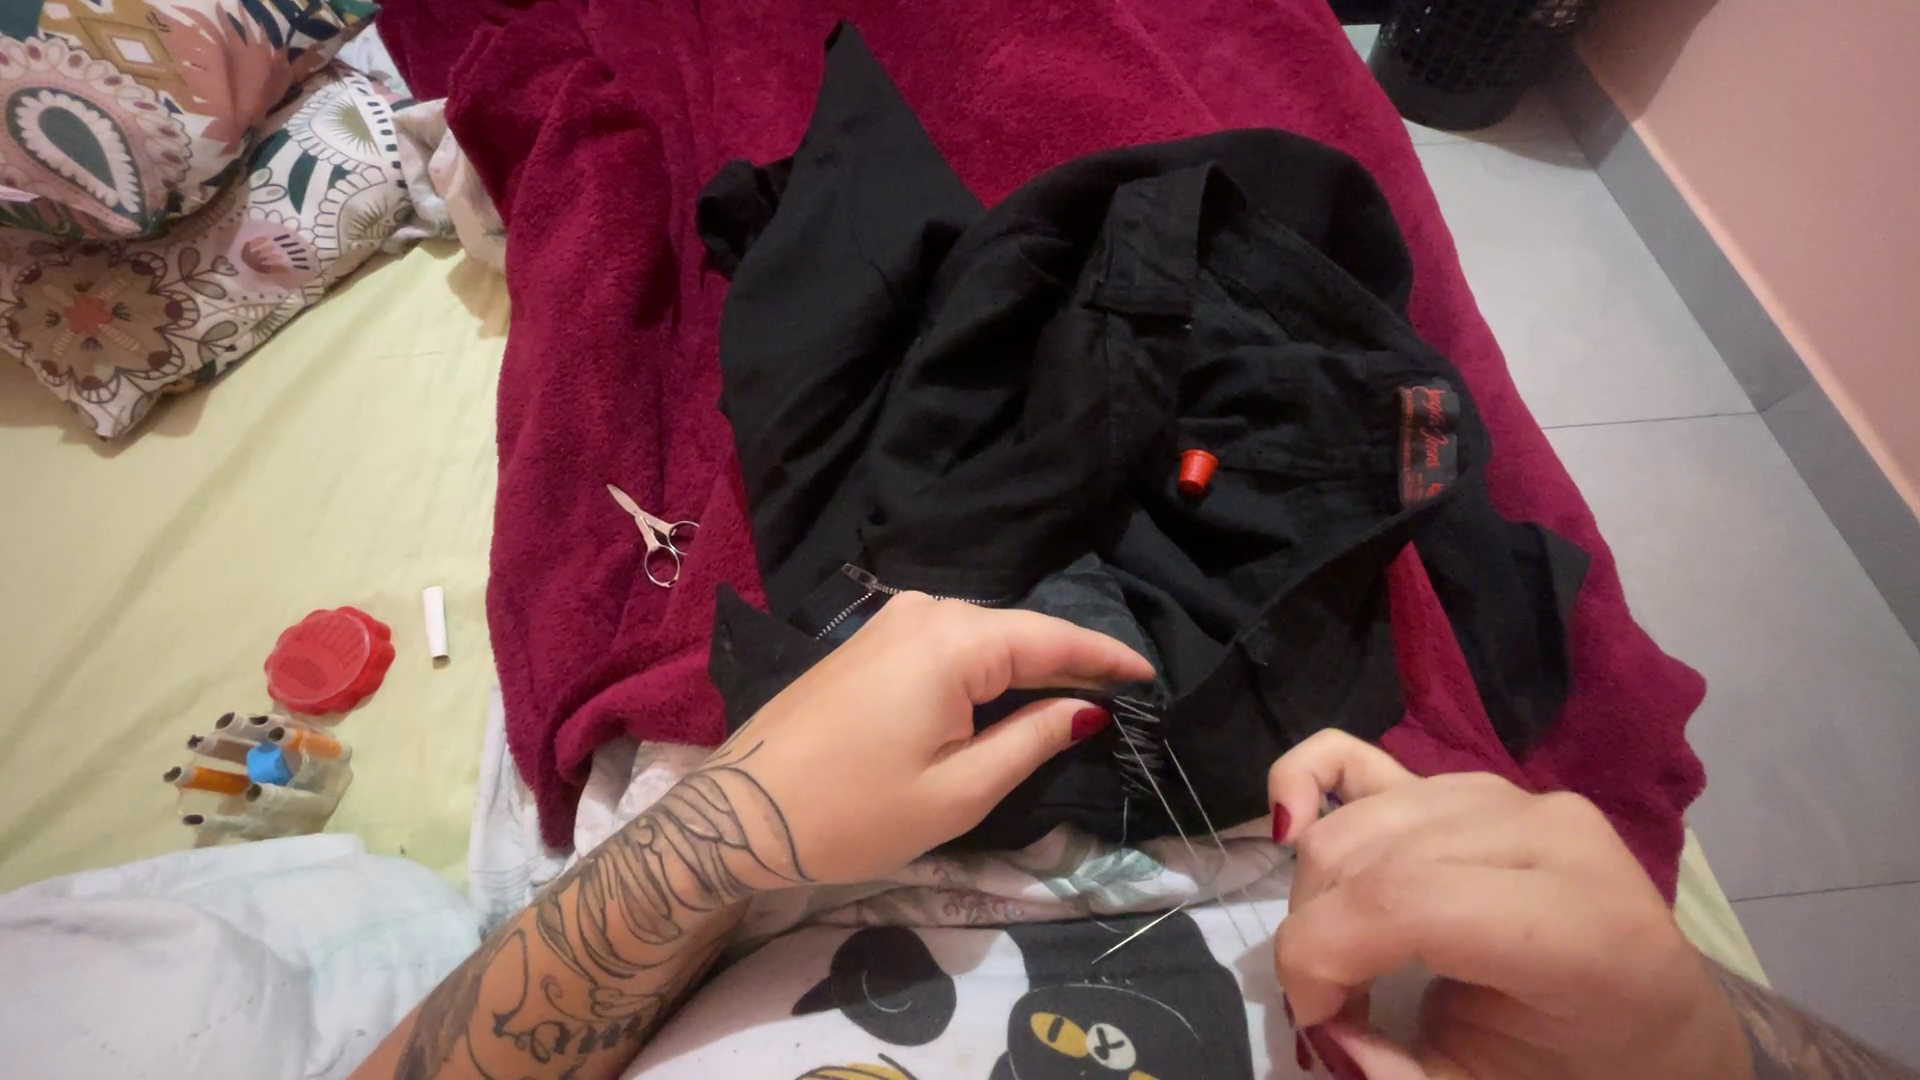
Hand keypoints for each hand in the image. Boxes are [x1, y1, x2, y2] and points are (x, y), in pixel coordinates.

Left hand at [705, 592, 1152, 886]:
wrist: (742, 809)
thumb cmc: (855, 811)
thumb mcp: (959, 790)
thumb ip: (1031, 738)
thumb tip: (1085, 708)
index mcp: (953, 641)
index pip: (1051, 638)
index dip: (1104, 657)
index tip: (1149, 672)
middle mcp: (926, 610)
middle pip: (1018, 632)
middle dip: (1069, 661)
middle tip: (1120, 691)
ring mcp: (894, 619)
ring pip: (985, 636)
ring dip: (1028, 664)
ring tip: (1075, 693)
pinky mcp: (874, 637)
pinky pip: (950, 642)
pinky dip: (988, 665)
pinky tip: (1008, 688)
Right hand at [1268, 731, 1751, 1079]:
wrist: (1654, 1023)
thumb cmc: (1589, 1072)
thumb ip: (1399, 1077)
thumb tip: (1324, 1038)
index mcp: (1580, 923)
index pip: (1402, 903)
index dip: (1322, 956)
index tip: (1313, 1021)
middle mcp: (1538, 832)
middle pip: (1363, 860)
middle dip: (1315, 935)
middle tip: (1331, 1007)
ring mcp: (1492, 792)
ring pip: (1348, 826)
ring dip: (1314, 895)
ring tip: (1338, 956)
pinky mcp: (1453, 780)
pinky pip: (1349, 756)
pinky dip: (1299, 780)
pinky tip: (1288, 827)